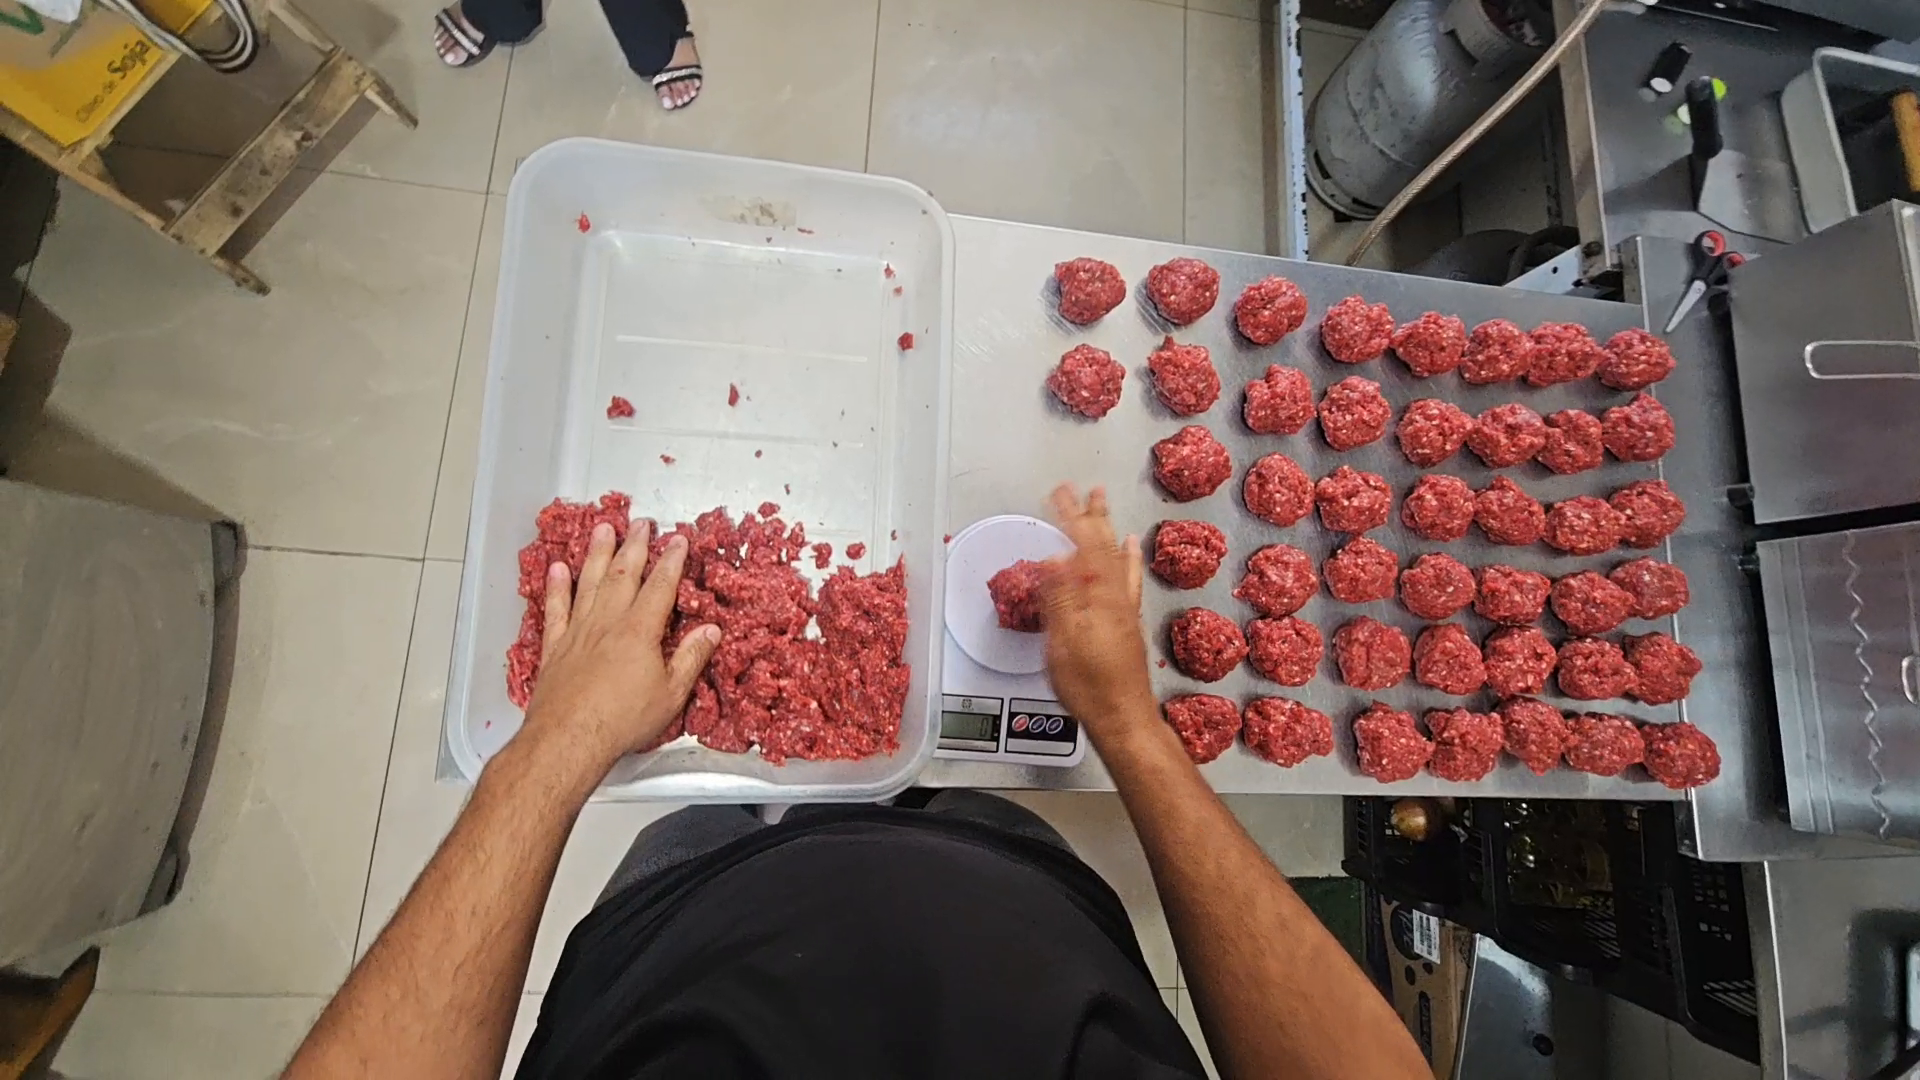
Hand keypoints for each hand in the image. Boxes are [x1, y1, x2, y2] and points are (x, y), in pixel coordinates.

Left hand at [521, 519, 719, 772]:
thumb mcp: (671, 693)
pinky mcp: (554, 648)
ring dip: (598, 554)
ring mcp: (578, 632)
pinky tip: (558, 569)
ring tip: (603, 529)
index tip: (678, 539)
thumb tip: (710, 630)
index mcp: (640, 631)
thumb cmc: (624, 719)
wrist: (568, 740)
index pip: (660, 587)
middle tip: (642, 523)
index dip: (671, 561)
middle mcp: (608, 623)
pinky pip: (555, 609)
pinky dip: (556, 587)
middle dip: (635, 547)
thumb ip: (690, 658)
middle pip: (624, 575)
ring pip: (589, 583)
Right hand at [1042, 485, 1155, 739]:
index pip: (1082, 546)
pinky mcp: (1127, 620)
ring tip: (1104, 505)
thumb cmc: (1089, 684)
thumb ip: (1060, 598)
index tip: (1058, 492)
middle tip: (1082, 488)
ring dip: (1108, 529)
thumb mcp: (1064, 641)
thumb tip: (1053, 557)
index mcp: (1097, 596)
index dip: (1069, 517)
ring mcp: (1124, 607)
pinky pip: (1128, 577)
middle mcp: (1114, 596)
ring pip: (1115, 557)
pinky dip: (1127, 558)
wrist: (1123, 717)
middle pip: (1102, 546)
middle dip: (1089, 515)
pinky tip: (1130, 549)